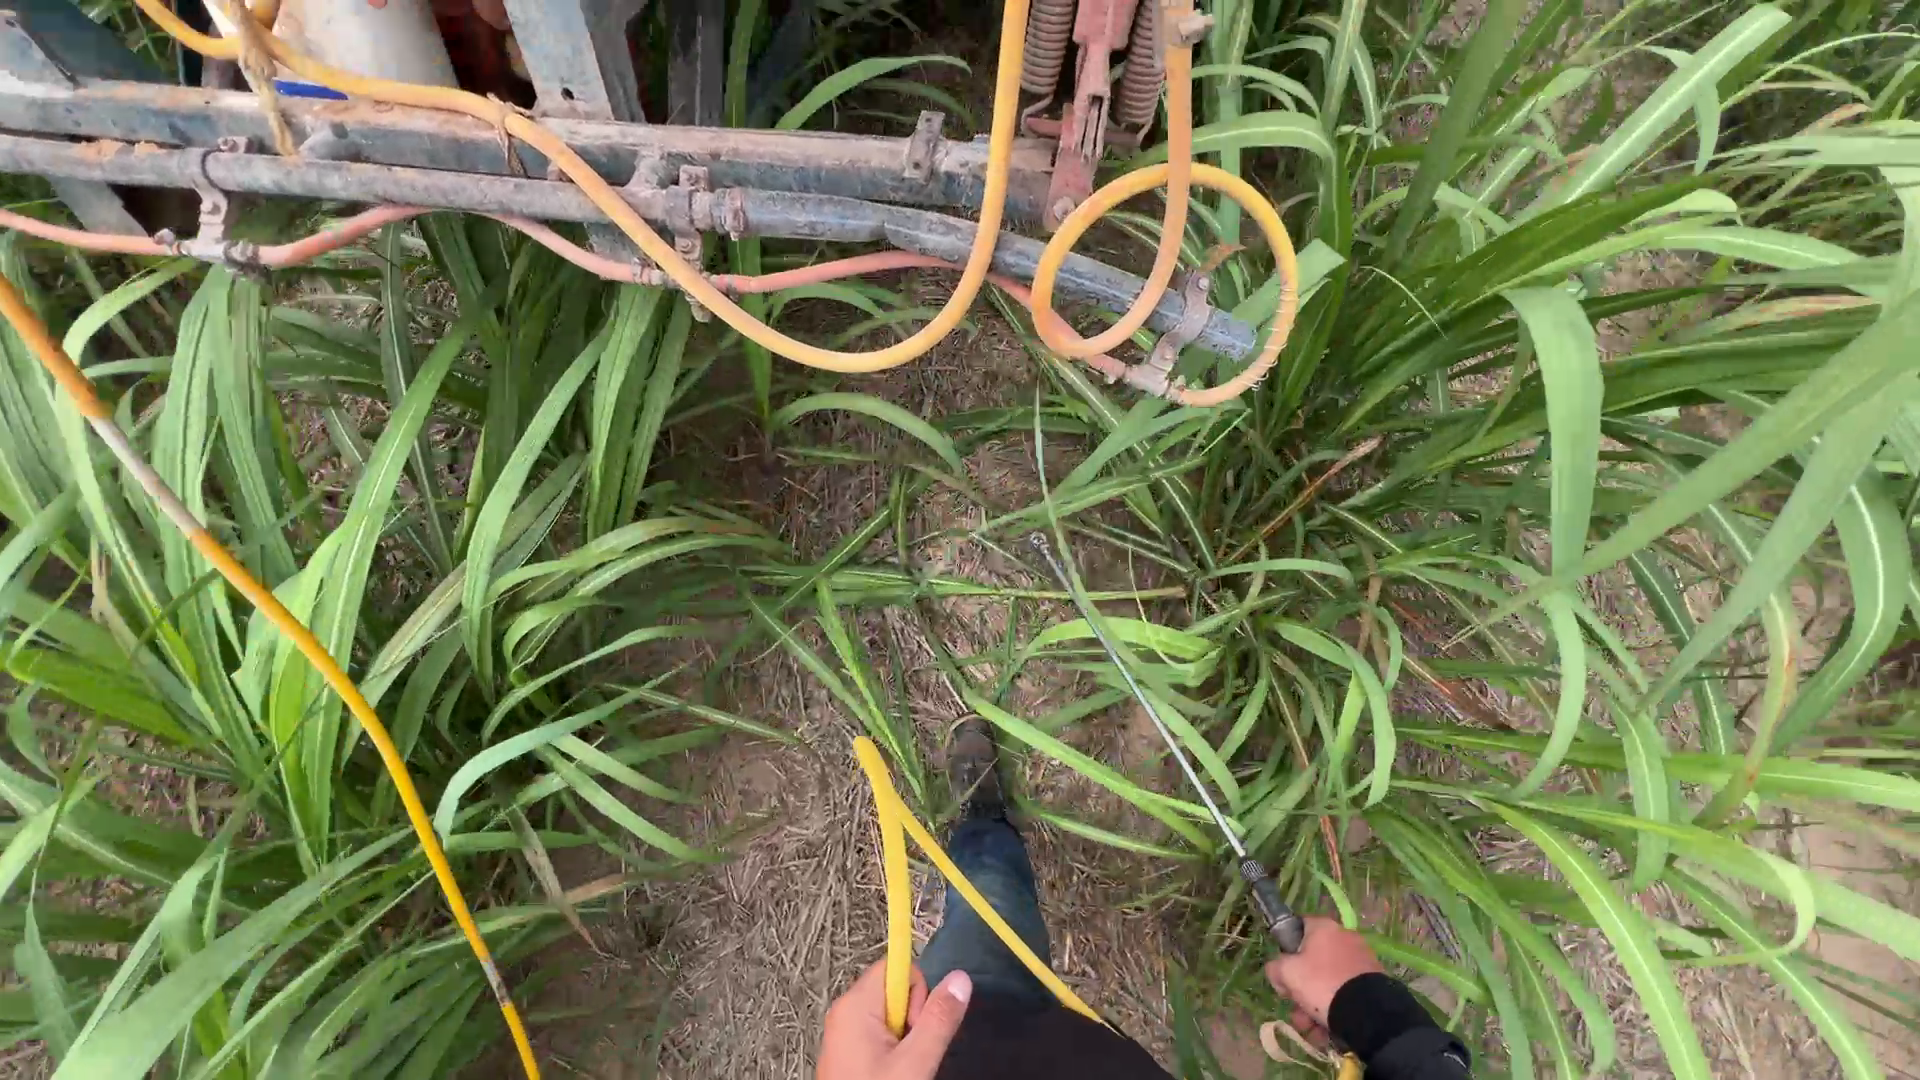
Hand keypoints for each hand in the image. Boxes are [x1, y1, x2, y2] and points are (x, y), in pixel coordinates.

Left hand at [818, 961, 972, 1079]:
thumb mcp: (914, 1064)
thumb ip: (939, 1019)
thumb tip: (960, 978)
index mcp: (856, 1003)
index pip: (897, 966)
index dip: (917, 991)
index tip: (916, 1025)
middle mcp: (846, 1010)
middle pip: (895, 990)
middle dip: (912, 1017)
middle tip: (910, 1055)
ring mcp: (844, 1032)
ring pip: (890, 1015)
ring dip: (904, 1038)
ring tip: (900, 1070)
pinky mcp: (846, 1052)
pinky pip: (879, 1033)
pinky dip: (892, 1050)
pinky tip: (892, 1075)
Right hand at [1264, 916, 1382, 1042]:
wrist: (1370, 1014)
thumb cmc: (1322, 983)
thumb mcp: (1286, 973)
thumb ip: (1274, 968)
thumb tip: (1278, 973)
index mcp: (1323, 926)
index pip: (1297, 927)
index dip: (1286, 950)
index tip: (1284, 971)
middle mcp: (1344, 937)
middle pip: (1313, 961)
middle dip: (1301, 988)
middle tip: (1296, 1009)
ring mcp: (1362, 960)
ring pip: (1329, 980)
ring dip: (1315, 1004)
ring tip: (1310, 1028)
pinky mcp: (1375, 983)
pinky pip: (1346, 992)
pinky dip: (1335, 1008)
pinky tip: (1326, 1030)